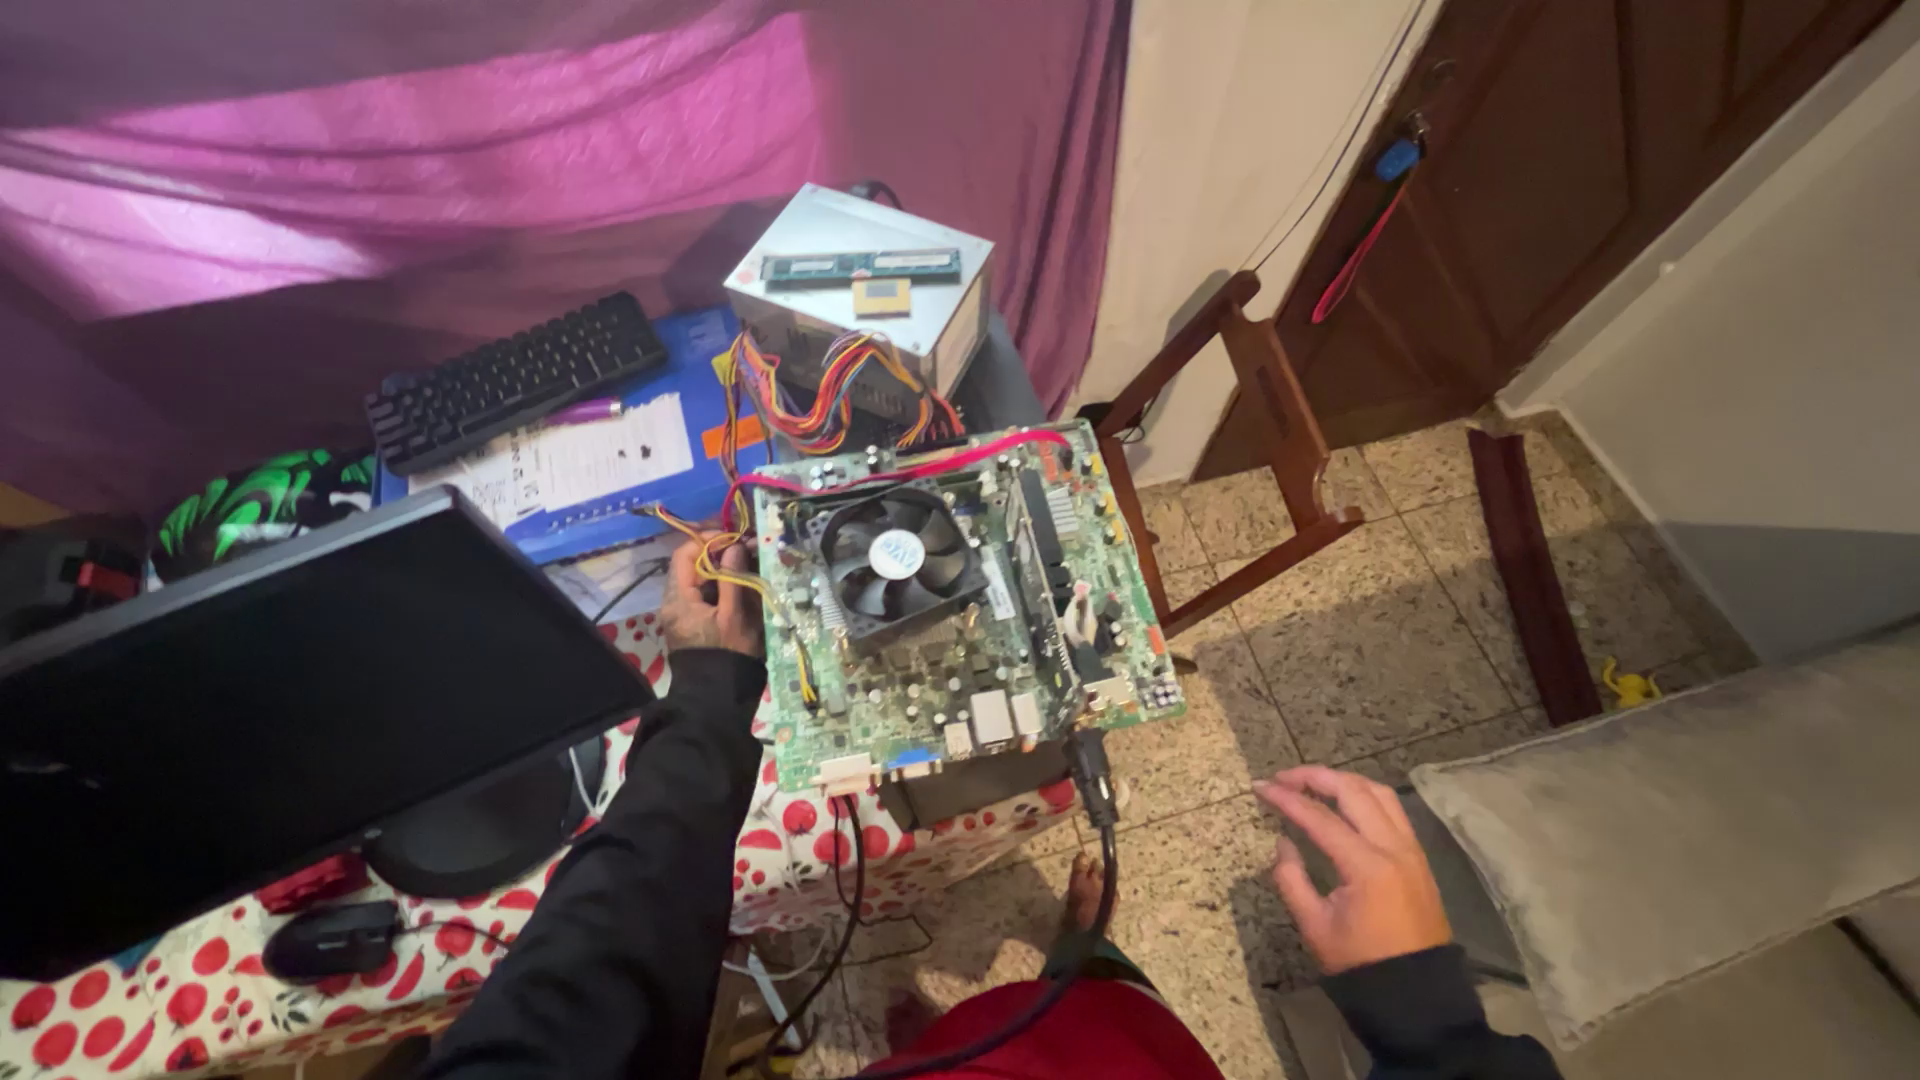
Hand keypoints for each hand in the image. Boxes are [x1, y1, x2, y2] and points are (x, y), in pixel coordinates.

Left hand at [659, 534, 763, 657]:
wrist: (716, 696)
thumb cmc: (727, 654)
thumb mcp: (734, 615)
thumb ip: (733, 578)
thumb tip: (735, 546)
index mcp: (678, 599)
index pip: (684, 554)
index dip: (707, 540)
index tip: (734, 538)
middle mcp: (672, 602)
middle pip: (690, 565)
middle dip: (718, 553)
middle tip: (746, 549)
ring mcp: (680, 613)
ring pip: (698, 579)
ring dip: (721, 568)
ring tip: (747, 564)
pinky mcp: (690, 622)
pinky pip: (702, 594)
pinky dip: (719, 584)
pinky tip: (740, 585)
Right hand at [1254, 765, 1450, 974]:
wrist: (1418, 996)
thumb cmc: (1361, 963)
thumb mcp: (1314, 925)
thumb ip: (1291, 878)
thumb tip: (1284, 841)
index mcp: (1367, 866)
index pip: (1319, 816)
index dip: (1285, 798)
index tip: (1259, 787)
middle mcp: (1393, 848)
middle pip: (1352, 790)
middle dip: (1314, 776)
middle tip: (1282, 778)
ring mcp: (1411, 850)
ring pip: (1378, 792)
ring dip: (1342, 780)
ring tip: (1312, 783)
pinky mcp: (1418, 857)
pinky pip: (1392, 809)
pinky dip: (1364, 794)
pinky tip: (1343, 802)